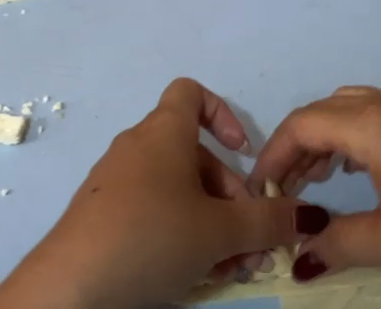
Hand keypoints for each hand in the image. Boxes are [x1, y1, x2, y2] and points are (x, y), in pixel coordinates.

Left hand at [0, 78, 328, 308]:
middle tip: (248, 243)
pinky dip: (178, 235)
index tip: (243, 153)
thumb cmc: (151, 237)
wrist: (72, 286)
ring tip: (228, 268)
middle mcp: (138, 146)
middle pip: (194, 154)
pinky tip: (193, 276)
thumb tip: (307, 216)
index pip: (193, 93)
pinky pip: (152, 212)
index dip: (223, 115)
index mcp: (164, 131)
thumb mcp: (220, 231)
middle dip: (228, 196)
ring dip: (209, 224)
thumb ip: (266, 221)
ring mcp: (116, 182)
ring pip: (176, 191)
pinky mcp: (103, 217)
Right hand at [251, 86, 380, 308]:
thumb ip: (338, 241)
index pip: (305, 123)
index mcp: (376, 122)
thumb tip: (296, 256)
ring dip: (325, 140)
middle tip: (282, 190)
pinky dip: (353, 138)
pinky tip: (353, 171)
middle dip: (298, 145)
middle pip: (325, 110)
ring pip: (352, 110)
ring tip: (311, 182)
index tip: (257, 189)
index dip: (275, 153)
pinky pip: (377, 116)